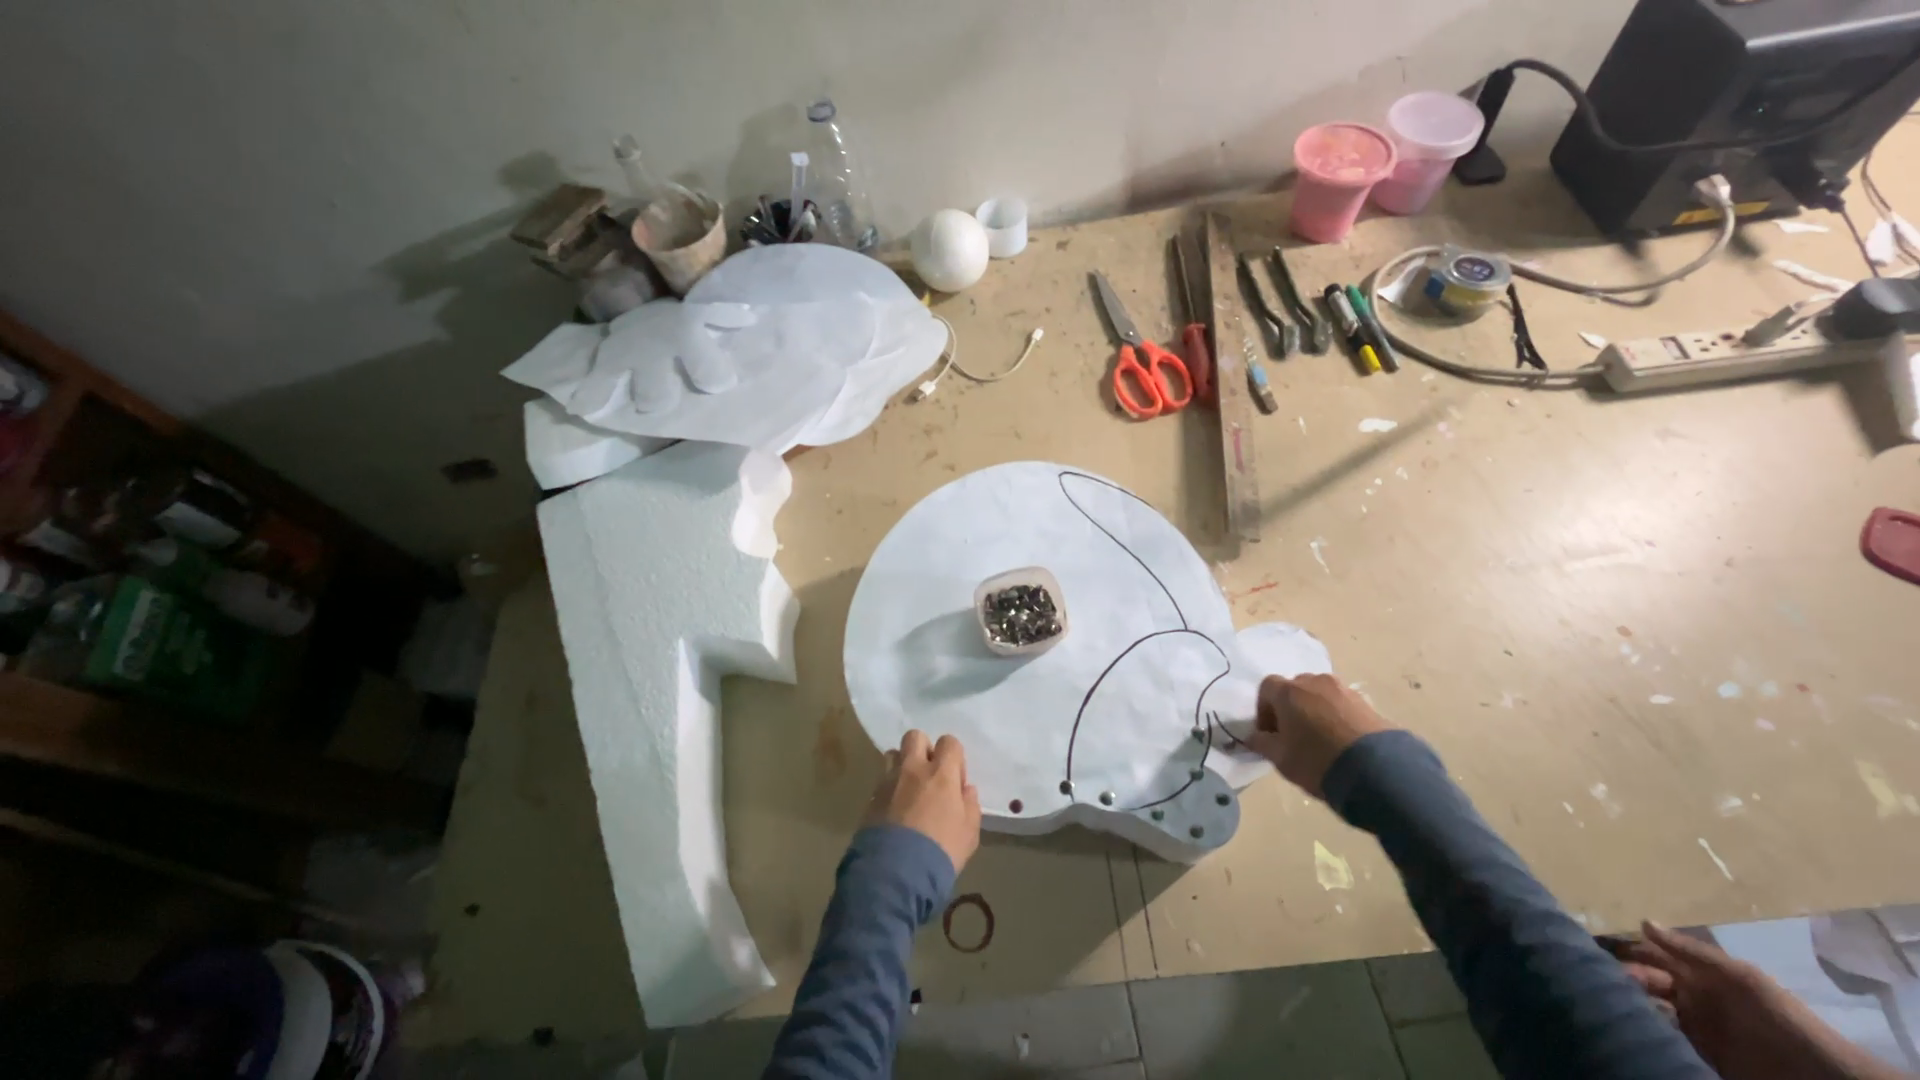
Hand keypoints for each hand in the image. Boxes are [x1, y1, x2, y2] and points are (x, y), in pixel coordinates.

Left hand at [863, 730, 981, 873]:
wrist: (896, 872)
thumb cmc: (941, 851)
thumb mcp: (969, 833)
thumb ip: (970, 805)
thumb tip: (965, 789)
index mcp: (940, 774)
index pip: (949, 742)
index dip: (955, 758)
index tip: (956, 781)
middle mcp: (912, 769)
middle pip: (915, 737)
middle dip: (924, 749)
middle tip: (930, 775)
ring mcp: (888, 782)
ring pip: (893, 754)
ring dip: (903, 765)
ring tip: (909, 789)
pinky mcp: (870, 798)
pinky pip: (882, 780)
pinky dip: (890, 787)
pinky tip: (896, 809)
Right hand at [1245, 674, 1389, 798]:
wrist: (1376, 770)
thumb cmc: (1317, 760)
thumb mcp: (1280, 758)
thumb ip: (1262, 743)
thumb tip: (1254, 736)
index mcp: (1288, 692)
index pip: (1266, 687)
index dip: (1263, 708)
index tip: (1270, 732)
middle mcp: (1314, 682)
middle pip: (1294, 687)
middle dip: (1289, 707)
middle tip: (1293, 735)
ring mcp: (1342, 689)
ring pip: (1319, 694)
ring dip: (1314, 709)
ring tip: (1319, 737)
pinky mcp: (1365, 702)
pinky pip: (1341, 704)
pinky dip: (1335, 715)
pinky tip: (1340, 739)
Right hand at [1619, 921, 1905, 1079]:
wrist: (1814, 1075)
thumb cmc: (1777, 1017)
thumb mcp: (1739, 977)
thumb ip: (1692, 951)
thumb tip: (1642, 920)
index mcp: (1699, 975)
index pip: (1653, 955)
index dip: (1627, 947)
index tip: (1592, 943)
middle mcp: (1688, 997)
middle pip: (1643, 981)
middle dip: (1619, 975)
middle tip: (1592, 973)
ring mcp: (1689, 1028)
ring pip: (1645, 1008)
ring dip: (1626, 1002)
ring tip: (1602, 997)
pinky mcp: (1690, 1053)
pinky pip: (1658, 1036)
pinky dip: (1640, 1028)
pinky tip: (1625, 1022)